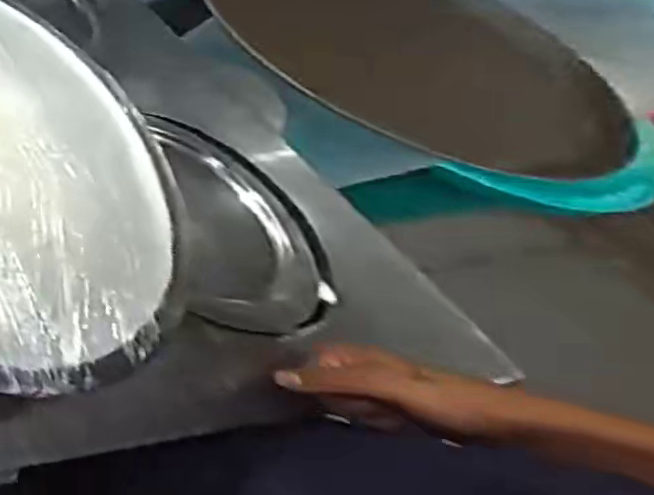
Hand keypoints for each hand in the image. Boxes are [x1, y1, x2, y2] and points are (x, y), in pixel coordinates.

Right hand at [274, 344, 526, 440]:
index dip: (301, 379)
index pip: (306, 362)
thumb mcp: (383, 385)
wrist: (507, 427)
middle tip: (349, 414)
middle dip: (330, 400)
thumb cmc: (442, 398)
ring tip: (369, 424)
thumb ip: (332, 380)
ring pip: (344, 403)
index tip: (299, 398)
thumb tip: (278, 376)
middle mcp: (360, 367)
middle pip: (324, 383)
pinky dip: (367, 425)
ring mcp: (380, 391)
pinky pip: (366, 417)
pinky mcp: (396, 412)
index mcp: (352, 352)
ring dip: (350, 415)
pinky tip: (378, 431)